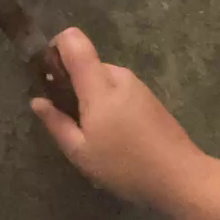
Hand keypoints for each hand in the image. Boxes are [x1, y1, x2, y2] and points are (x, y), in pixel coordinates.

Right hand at [29, 27, 208, 212]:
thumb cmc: (126, 166)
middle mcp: (119, 76)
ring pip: (103, 78)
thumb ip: (56, 123)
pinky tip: (116, 136)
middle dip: (73, 83)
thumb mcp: (81, 152)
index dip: (55, 47)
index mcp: (99, 85)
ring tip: (95, 133)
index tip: (48, 74)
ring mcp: (138, 86)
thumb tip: (37, 101)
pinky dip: (109, 104)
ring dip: (92, 96)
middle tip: (71, 119)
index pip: (74, 41)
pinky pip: (119, 90)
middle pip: (87, 62)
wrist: (182, 178)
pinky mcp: (150, 98)